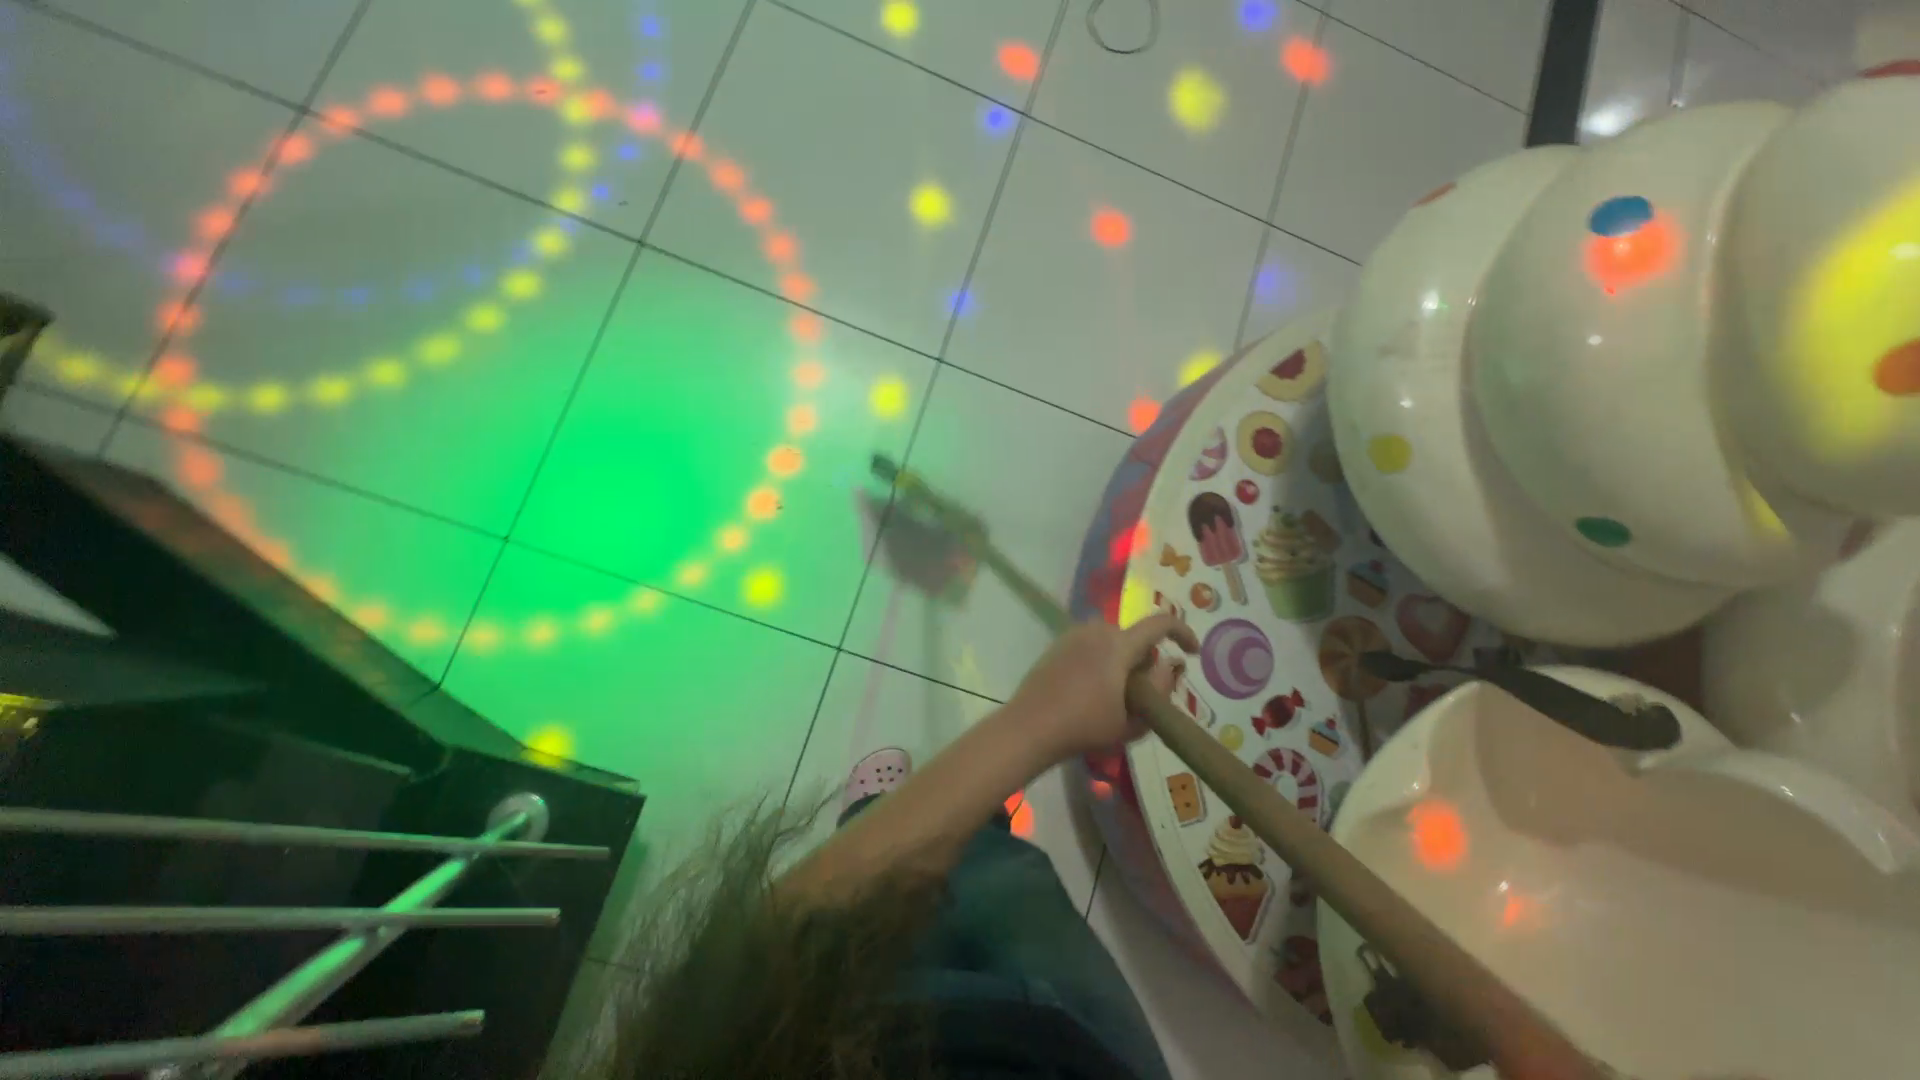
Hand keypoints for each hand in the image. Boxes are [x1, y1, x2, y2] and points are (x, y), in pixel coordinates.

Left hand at [1010, 614, 1200, 760]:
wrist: (1030, 726)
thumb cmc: (1085, 726)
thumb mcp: (1133, 720)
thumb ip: (1159, 690)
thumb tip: (1168, 666)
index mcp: (1119, 644)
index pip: (1161, 623)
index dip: (1183, 633)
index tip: (1192, 652)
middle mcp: (1096, 630)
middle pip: (1134, 637)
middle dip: (1145, 659)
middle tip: (1143, 693)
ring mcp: (1073, 635)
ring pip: (1112, 641)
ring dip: (1121, 660)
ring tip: (1116, 696)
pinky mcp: (1056, 645)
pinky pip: (1090, 646)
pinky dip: (1100, 661)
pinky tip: (1092, 691)